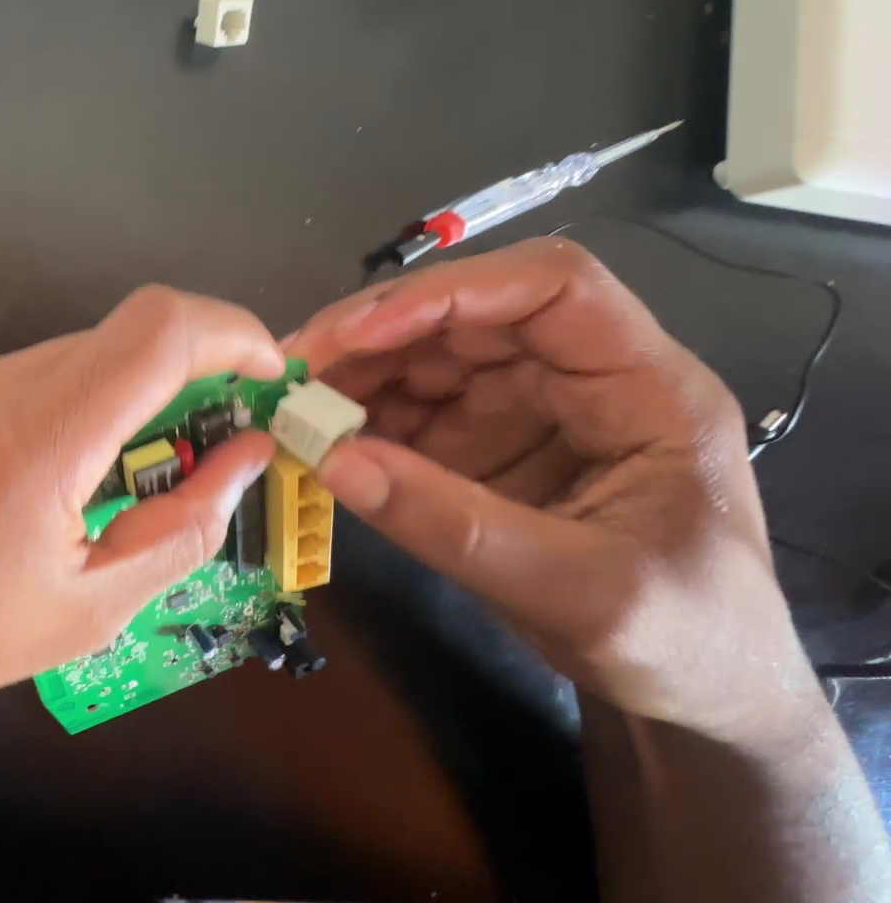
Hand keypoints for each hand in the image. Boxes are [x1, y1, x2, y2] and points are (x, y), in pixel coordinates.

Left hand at [0, 287, 282, 721]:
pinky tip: (28, 479)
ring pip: (68, 359)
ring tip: (95, 485)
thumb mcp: (92, 606)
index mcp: (38, 436)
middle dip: (175, 383)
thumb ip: (183, 523)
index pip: (157, 328)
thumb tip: (244, 454)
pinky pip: (18, 377)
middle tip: (194, 451)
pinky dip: (55, 409)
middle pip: (117, 343)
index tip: (263, 371)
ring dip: (110, 403)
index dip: (230, 330)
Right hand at [287, 238, 819, 740]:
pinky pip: (405, 407)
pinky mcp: (479, 441)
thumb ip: (452, 525)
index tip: (359, 336)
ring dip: (351, 372)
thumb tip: (330, 459)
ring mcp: (521, 407)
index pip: (549, 288)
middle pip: (464, 316)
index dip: (448, 295)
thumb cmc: (684, 640)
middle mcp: (575, 378)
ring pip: (423, 355)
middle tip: (290, 371)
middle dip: (372, 333)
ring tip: (287, 404)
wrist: (696, 694)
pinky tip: (313, 436)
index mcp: (641, 388)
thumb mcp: (578, 592)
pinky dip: (353, 415)